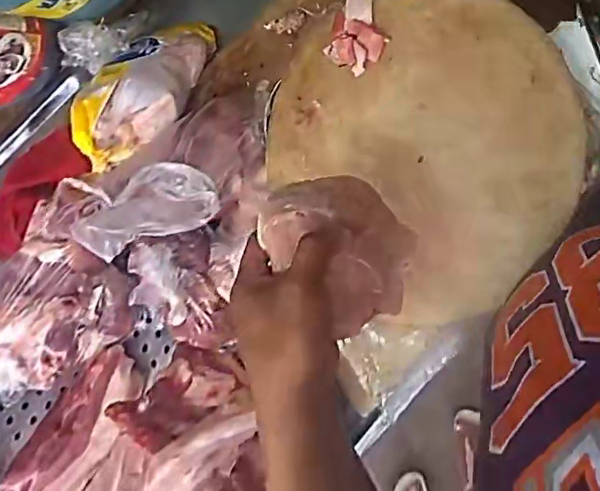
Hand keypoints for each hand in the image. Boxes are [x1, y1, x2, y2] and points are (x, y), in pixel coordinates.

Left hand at [232, 231, 339, 405]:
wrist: (299, 396)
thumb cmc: (291, 336)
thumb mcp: (301, 284)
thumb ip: (313, 248)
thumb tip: (327, 222)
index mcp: (247, 286)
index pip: (260, 241)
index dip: (284, 220)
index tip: (316, 204)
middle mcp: (257, 299)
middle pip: (285, 258)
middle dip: (312, 241)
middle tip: (341, 223)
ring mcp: (277, 317)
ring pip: (303, 277)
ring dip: (325, 263)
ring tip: (351, 246)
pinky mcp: (297, 330)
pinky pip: (315, 297)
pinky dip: (331, 285)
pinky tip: (353, 278)